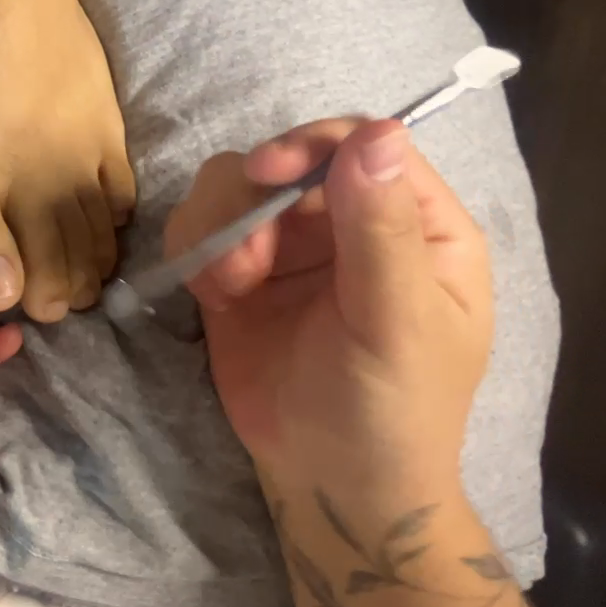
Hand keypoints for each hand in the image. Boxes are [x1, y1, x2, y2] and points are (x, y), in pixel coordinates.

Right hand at [165, 119, 492, 503]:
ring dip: (215, 232)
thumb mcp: (395, 322)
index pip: (359, 143)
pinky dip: (193, 253)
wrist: (325, 474)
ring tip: (226, 290)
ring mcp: (284, 244)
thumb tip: (377, 132)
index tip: (263, 174)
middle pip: (278, 160)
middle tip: (243, 268)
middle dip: (249, 208)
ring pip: (227, 187)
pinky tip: (211, 297)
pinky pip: (196, 226)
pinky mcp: (234, 269)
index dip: (306, 145)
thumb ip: (381, 230)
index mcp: (412, 225)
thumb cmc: (387, 406)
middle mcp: (345, 221)